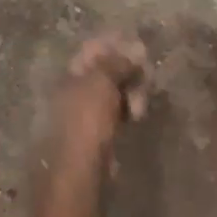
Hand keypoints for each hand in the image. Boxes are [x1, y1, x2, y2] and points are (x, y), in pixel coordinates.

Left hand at [43, 32, 148, 160]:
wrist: (79, 171)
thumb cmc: (86, 120)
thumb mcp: (102, 81)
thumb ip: (117, 62)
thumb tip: (132, 52)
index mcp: (70, 74)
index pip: (94, 49)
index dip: (117, 44)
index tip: (139, 49)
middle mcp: (75, 90)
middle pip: (107, 69)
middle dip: (129, 71)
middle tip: (145, 78)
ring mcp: (86, 112)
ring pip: (116, 91)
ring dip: (132, 92)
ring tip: (139, 107)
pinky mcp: (98, 132)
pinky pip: (117, 110)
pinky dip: (128, 109)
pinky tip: (136, 116)